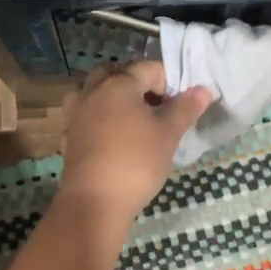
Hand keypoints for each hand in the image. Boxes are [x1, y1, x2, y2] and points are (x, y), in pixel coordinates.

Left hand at [59, 61, 212, 220]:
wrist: (95, 201)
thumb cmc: (136, 163)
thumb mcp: (168, 135)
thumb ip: (185, 109)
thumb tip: (203, 89)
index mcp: (119, 85)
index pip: (148, 68)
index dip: (167, 82)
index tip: (177, 107)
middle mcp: (93, 92)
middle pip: (114, 73)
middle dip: (135, 84)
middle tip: (153, 108)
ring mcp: (76, 113)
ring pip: (92, 91)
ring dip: (109, 97)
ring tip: (129, 119)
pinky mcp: (68, 135)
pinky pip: (82, 115)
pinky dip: (95, 118)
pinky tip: (108, 138)